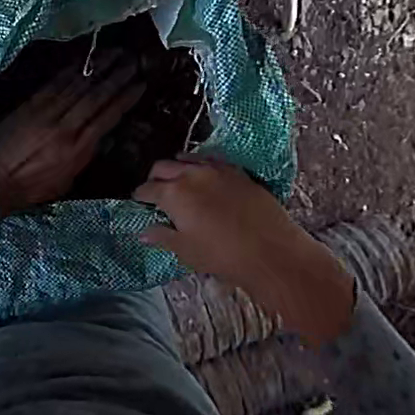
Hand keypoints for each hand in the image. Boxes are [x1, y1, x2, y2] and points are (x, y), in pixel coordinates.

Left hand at [0, 51, 145, 213]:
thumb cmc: (29, 188)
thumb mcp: (66, 181)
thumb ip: (85, 157)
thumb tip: (102, 136)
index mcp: (78, 150)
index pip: (108, 117)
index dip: (126, 98)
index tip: (141, 84)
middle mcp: (65, 128)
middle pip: (96, 96)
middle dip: (116, 76)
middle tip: (133, 60)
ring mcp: (45, 114)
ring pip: (76, 86)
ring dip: (96, 67)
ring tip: (113, 53)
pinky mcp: (27, 107)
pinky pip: (52, 85)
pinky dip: (68, 72)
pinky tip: (80, 61)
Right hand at [134, 157, 354, 344]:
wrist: (274, 254)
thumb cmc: (223, 256)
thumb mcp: (186, 251)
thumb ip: (162, 236)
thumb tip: (143, 231)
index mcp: (173, 194)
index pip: (147, 189)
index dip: (140, 196)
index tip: (139, 203)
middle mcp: (191, 175)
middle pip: (162, 167)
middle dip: (154, 178)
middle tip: (156, 192)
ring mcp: (216, 171)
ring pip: (187, 159)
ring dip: (177, 168)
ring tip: (179, 181)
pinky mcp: (238, 173)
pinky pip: (213, 162)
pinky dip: (202, 166)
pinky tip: (206, 178)